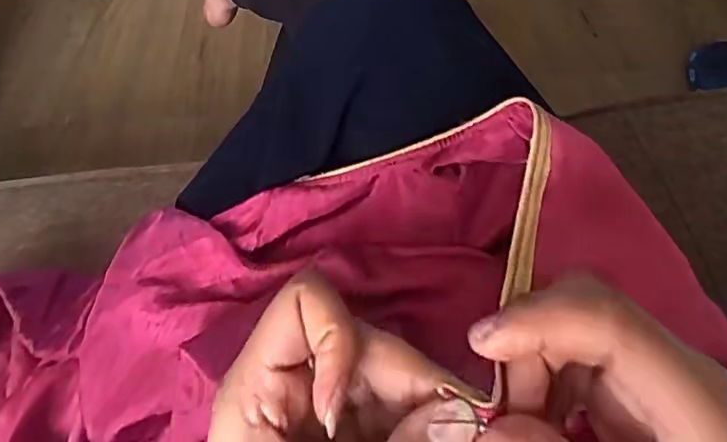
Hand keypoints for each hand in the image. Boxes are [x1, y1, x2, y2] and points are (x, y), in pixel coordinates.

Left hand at [210, 270, 461, 440]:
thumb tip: (464, 412)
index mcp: (262, 380)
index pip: (308, 298)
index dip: (338, 337)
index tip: (340, 413)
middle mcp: (302, 379)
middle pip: (369, 341)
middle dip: (415, 387)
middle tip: (455, 434)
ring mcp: (334, 407)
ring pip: (400, 380)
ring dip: (434, 414)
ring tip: (454, 436)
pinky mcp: (362, 431)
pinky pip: (408, 414)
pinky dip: (430, 428)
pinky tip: (438, 439)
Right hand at [468, 276, 726, 441]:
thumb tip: (491, 428)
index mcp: (696, 397)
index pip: (608, 319)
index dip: (536, 318)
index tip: (479, 344)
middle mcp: (680, 367)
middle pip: (585, 309)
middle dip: (528, 344)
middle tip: (501, 412)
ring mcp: (665, 376)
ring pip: (576, 327)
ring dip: (533, 364)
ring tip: (517, 422)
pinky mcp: (650, 394)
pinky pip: (585, 362)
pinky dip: (550, 384)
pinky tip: (544, 424)